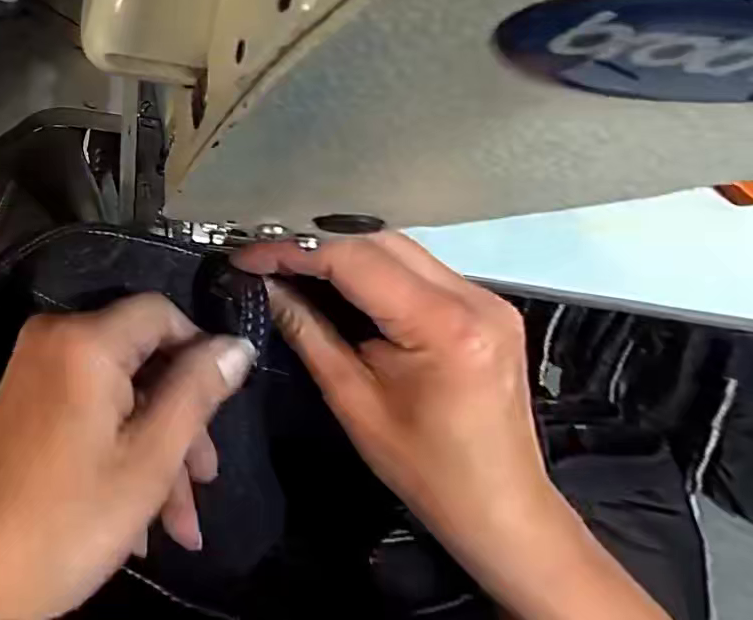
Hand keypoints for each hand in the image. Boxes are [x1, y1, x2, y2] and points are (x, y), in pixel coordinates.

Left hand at [0, 293, 255, 619]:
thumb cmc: (66, 520)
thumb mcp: (149, 459)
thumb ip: (197, 392)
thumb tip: (237, 346)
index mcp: (86, 339)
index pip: (160, 312)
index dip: (199, 350)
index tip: (223, 406)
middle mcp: (57, 336)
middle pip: (141, 356)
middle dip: (180, 419)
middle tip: (205, 481)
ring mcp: (36, 365)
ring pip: (118, 389)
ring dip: (154, 447)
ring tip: (179, 522)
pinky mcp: (26, 396)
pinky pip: (88, 404)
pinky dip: (118, 446)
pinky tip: (140, 518)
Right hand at [233, 232, 664, 619]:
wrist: (505, 512)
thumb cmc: (425, 468)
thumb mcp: (352, 400)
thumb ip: (306, 330)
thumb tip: (265, 284)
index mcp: (443, 324)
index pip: (354, 258)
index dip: (294, 249)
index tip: (247, 255)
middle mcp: (472, 296)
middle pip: (376, 239)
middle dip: (313, 241)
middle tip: (263, 253)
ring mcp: (484, 295)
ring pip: (395, 244)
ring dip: (340, 247)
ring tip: (290, 259)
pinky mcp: (483, 302)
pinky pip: (414, 264)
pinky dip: (369, 263)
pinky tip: (336, 274)